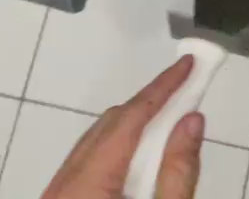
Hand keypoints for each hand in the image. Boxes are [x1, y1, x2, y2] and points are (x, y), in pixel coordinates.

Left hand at [42, 56, 203, 198]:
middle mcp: (62, 186)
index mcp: (87, 184)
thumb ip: (178, 172)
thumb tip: (192, 118)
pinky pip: (87, 163)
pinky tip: (141, 158)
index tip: (190, 62)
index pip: (130, 118)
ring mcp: (55, 196)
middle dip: (150, 104)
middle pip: (111, 125)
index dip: (163, 86)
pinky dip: (117, 149)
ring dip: (134, 126)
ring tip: (170, 122)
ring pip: (97, 142)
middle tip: (188, 88)